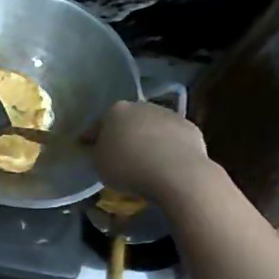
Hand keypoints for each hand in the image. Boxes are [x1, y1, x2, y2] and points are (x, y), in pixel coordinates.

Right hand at [88, 101, 212, 202]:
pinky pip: (173, 140)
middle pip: (129, 120)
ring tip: (147, 161)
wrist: (175, 172)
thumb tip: (103, 148)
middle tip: (120, 154)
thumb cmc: (128, 167)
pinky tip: (167, 165)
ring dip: (149, 140)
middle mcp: (142, 106)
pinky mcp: (190, 129)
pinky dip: (169, 149)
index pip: (99, 123)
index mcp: (115, 111)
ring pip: (153, 127)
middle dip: (124, 134)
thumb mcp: (99, 165)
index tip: (87, 147)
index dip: (92, 136)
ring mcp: (169, 115)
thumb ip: (98, 152)